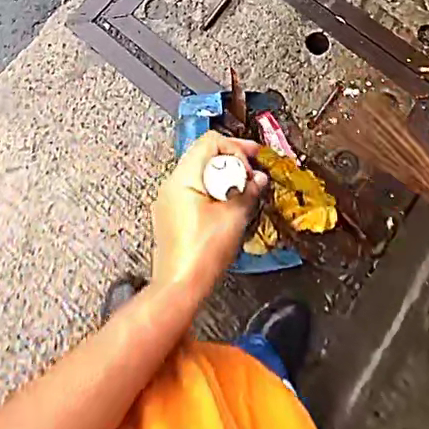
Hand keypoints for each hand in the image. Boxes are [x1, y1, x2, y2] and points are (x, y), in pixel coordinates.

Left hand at [151, 132, 267, 295]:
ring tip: (245, 191)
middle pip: (204, 155)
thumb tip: (258, 178)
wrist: (180, 285)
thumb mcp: (233, 219)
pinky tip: (229, 206)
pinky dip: (214, 191)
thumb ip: (248, 192)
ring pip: (200, 173)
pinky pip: (194, 190)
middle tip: (254, 173)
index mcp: (183, 177)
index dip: (236, 148)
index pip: (209, 142)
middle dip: (232, 161)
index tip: (254, 160)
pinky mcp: (173, 213)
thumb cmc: (201, 255)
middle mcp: (172, 183)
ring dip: (224, 177)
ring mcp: (170, 198)